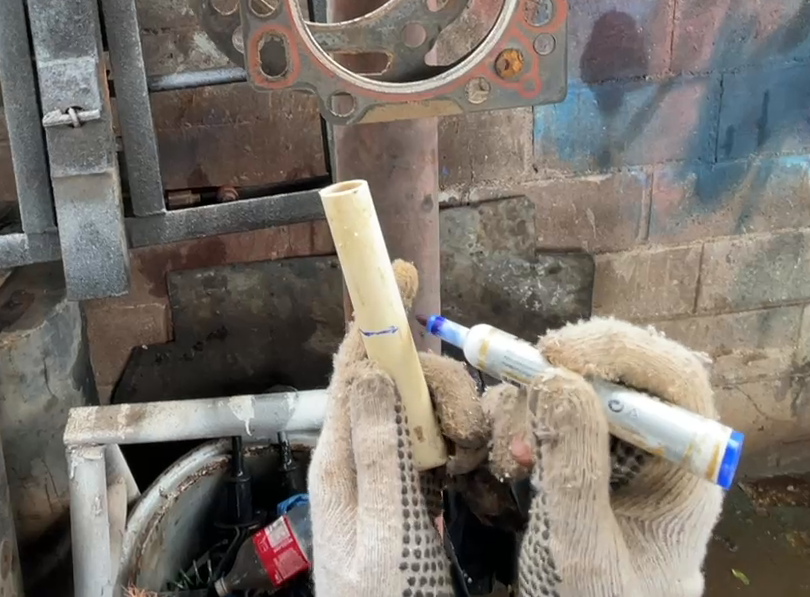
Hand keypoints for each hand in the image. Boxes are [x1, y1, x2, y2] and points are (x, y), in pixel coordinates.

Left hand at [310, 260, 487, 596]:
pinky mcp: (411, 489)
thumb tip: (373, 374)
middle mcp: (360, 451)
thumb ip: (379, 455)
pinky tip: (469, 478)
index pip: (352, 367)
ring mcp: (386, 470)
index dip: (374, 317)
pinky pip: (436, 444)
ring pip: (423, 411)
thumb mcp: (383, 536)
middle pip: (399, 383)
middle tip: (463, 439)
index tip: (399, 273)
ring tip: (466, 468)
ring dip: (455, 424)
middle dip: (439, 391)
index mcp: (340, 456)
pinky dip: (459, 448)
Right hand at [484, 318, 724, 596]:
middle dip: (564, 370)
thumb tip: (557, 378)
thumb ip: (576, 470)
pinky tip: (513, 462)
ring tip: (514, 455)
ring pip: (579, 381)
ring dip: (534, 401)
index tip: (555, 356)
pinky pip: (552, 407)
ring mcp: (619, 446)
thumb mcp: (587, 550)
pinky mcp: (585, 452)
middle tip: (520, 386)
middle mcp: (658, 445)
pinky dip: (522, 420)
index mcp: (687, 469)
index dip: (618, 350)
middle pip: (622, 367)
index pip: (674, 376)